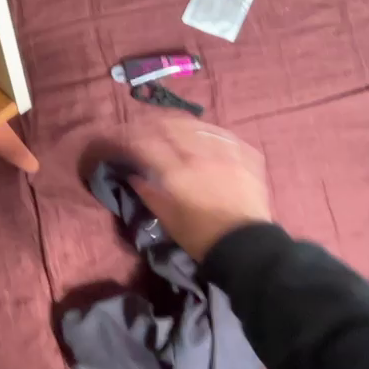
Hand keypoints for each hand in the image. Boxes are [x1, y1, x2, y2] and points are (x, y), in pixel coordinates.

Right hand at [124, 118, 272, 259]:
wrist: (244, 244)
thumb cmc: (199, 235)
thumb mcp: (166, 217)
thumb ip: (147, 192)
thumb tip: (133, 175)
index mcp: (176, 173)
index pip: (146, 143)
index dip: (130, 138)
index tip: (122, 139)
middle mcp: (200, 156)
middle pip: (171, 127)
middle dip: (153, 125)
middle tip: (144, 128)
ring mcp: (225, 153)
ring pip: (198, 126)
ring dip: (180, 124)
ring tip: (172, 126)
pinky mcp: (246, 155)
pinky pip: (224, 134)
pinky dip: (208, 132)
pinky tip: (204, 134)